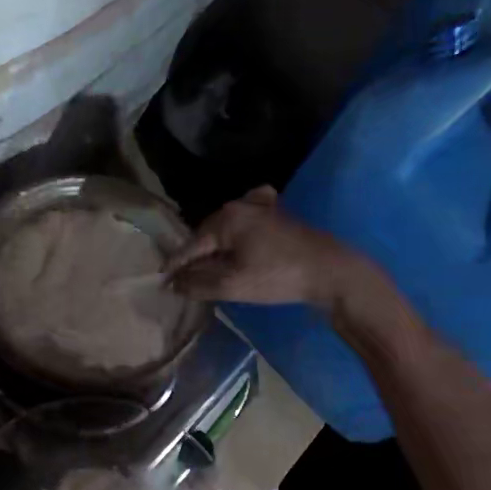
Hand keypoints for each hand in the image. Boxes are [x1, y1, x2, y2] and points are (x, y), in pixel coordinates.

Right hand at [166, 186, 375, 308]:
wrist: (329, 271)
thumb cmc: (277, 276)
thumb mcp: (232, 285)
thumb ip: (198, 284)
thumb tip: (173, 283)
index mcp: (225, 218)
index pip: (190, 245)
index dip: (175, 265)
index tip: (160, 281)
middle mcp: (240, 205)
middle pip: (207, 235)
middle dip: (195, 257)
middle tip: (183, 280)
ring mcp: (261, 207)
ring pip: (226, 229)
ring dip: (215, 249)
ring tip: (206, 269)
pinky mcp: (277, 216)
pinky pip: (246, 222)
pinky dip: (236, 234)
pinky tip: (237, 241)